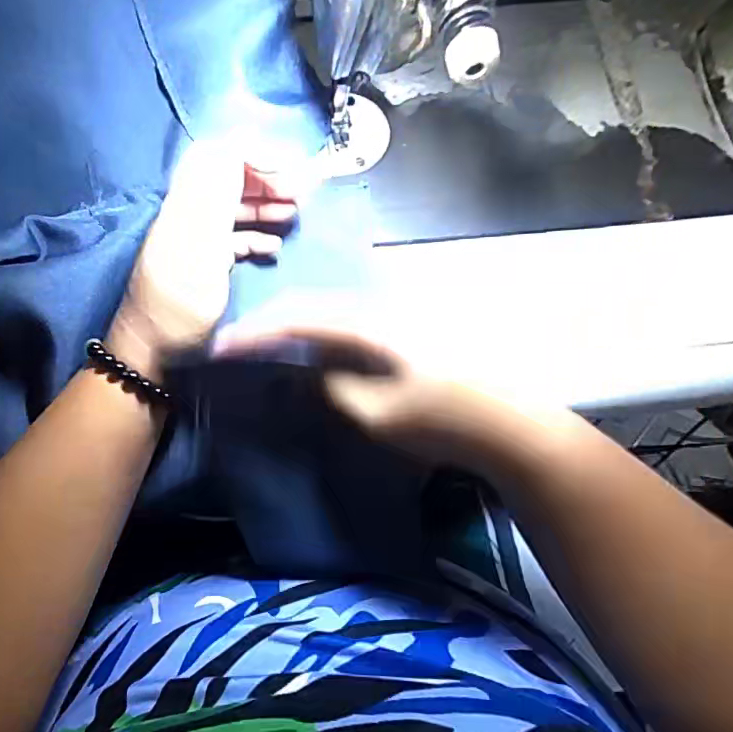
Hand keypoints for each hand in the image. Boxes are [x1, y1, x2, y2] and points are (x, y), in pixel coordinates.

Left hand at [107, 143, 306, 374]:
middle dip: (265, 177)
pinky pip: (231, 237)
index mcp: (185, 209)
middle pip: (226, 178)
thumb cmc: (177, 310)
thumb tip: (234, 146)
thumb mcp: (199, 254)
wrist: (150, 354)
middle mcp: (187, 216)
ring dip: (264, 204)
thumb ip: (215, 200)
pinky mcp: (201, 263)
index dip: (253, 153)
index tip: (288, 169)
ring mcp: (194, 240)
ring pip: (232, 207)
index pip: (217, 156)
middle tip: (299, 191)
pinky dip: (256, 236)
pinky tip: (275, 247)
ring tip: (295, 212)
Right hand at [213, 310, 581, 473]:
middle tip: (242, 345)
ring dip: (302, 329)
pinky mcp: (416, 334)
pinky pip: (358, 326)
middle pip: (316, 306)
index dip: (255, 333)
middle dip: (274, 324)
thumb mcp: (376, 414)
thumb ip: (333, 389)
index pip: (298, 319)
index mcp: (369, 324)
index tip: (222, 349)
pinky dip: (329, 338)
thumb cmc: (442, 421)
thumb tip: (308, 371)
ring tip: (274, 350)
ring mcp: (404, 318)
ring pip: (337, 314)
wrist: (510, 425)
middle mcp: (384, 309)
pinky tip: (324, 356)